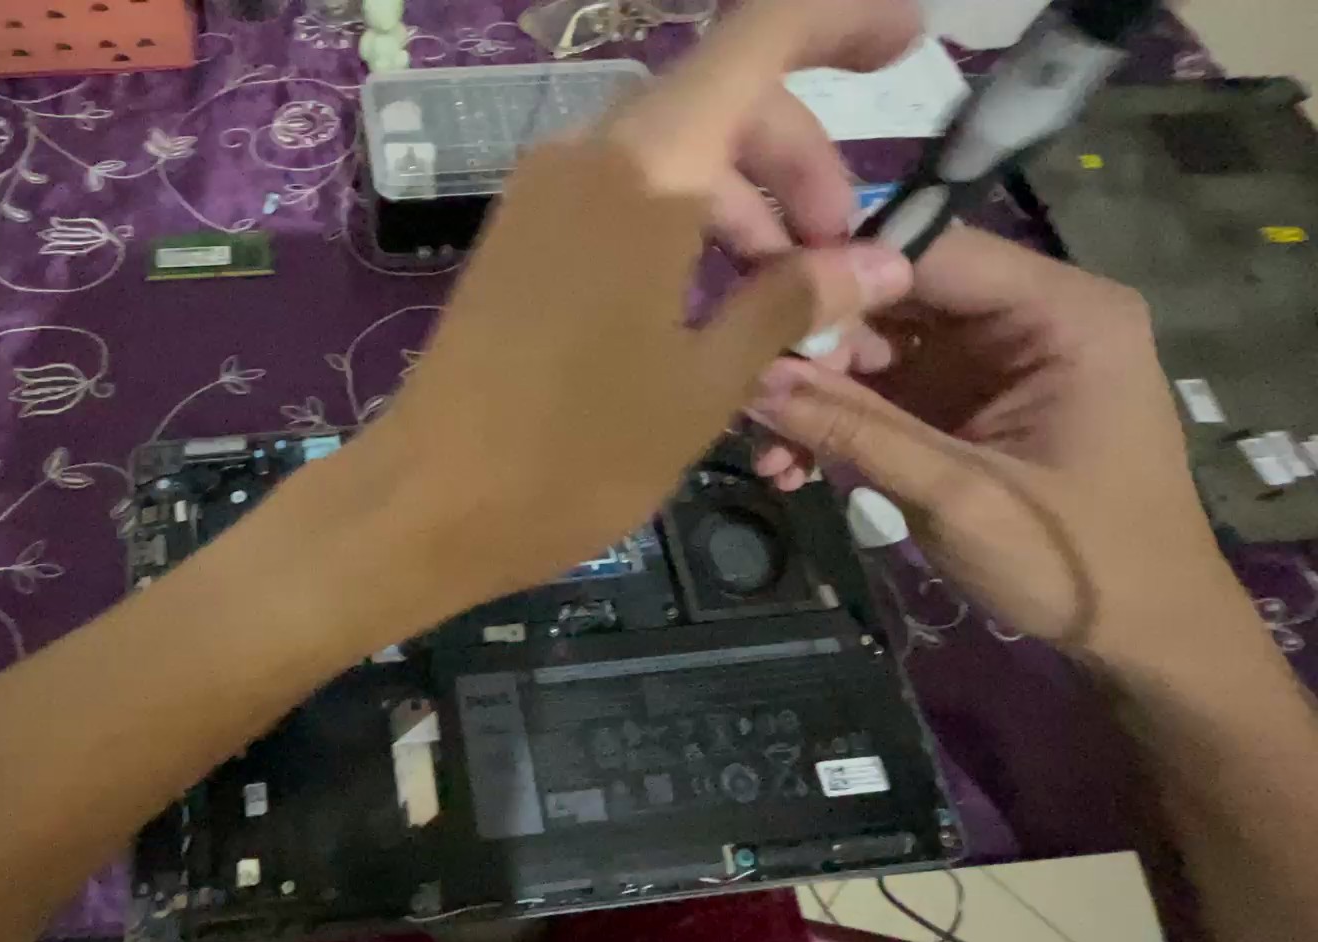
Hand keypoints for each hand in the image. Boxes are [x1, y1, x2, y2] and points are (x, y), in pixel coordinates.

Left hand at [354, 0, 921, 605]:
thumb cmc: (571, 456)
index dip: (841, 24)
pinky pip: (608, 211)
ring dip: (735, 211)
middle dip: (794, 165)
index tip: (907, 50)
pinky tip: (699, 310)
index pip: (759, 38)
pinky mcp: (508, 254)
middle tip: (836, 256)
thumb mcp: (702, 387)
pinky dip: (670, 237)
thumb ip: (789, 304)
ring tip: (778, 301)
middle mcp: (582, 161)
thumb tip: (875, 262)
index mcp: (645, 169)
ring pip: (661, 165)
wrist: (424, 504)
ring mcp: (533, 207)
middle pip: (714, 111)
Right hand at [747, 227, 1246, 659]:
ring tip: (769, 457)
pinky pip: (866, 395)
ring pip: (864, 350)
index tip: (753, 315)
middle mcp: (1016, 321)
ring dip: (807, 400)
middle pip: (885, 300)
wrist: (1131, 629)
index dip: (836, 274)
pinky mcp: (946, 404)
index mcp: (1059, 314)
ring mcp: (976, 363)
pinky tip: (790, 471)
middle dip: (810, 351)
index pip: (927, 253)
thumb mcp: (955, 492)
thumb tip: (749, 381)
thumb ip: (851, 430)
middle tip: (747, 400)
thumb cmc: (1074, 556)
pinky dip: (825, 428)